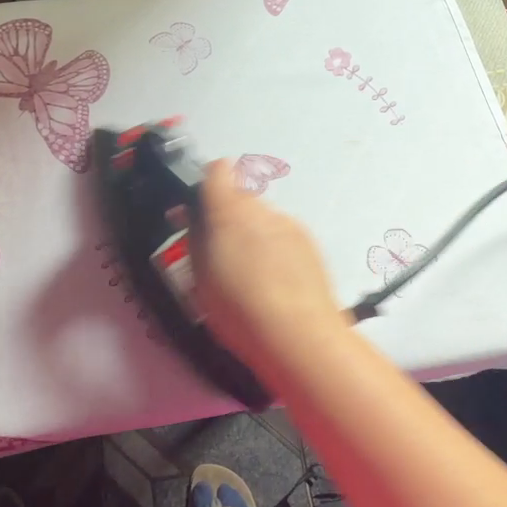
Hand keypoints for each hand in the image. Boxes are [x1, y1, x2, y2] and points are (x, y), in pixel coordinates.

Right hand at [188, 160, 347, 376]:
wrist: (300, 336)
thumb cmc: (239, 309)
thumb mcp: (199, 278)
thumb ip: (196, 239)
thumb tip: (196, 220)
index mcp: (227, 210)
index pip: (216, 169)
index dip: (206, 185)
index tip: (199, 212)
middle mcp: (260, 208)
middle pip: (239, 197)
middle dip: (228, 217)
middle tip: (220, 253)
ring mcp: (288, 223)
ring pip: (262, 218)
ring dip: (252, 235)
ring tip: (252, 276)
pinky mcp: (310, 241)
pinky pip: (283, 235)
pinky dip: (275, 249)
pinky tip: (276, 283)